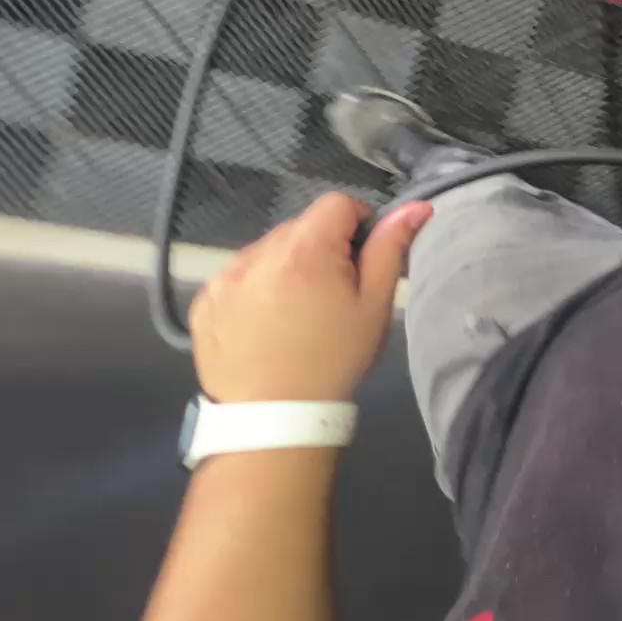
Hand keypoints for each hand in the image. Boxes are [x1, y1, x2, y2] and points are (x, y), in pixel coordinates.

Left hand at [189, 194, 432, 403]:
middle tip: (339, 288)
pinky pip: (243, 272)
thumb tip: (417, 208)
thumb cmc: (335, 356)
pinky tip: (274, 317)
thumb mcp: (376, 303)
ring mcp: (223, 279)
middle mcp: (256, 255)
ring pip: (273, 247)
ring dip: (293, 262)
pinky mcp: (204, 301)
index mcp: (303, 252)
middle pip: (304, 224)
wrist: (273, 416)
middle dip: (326, 245)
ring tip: (303, 305)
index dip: (361, 222)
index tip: (365, 258)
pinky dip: (263, 282)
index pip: (337, 204)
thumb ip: (392, 247)